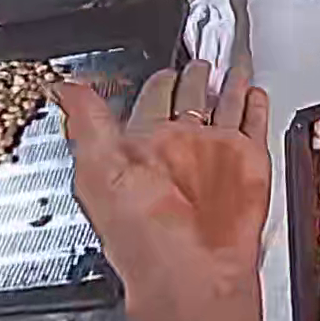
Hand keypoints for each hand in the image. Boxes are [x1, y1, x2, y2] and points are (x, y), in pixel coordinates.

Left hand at [54, 59, 272, 313]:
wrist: (196, 265)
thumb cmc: (142, 231)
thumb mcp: (99, 172)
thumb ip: (88, 126)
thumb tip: (61, 86)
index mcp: (143, 144)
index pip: (151, 99)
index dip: (156, 78)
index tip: (161, 63)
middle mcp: (182, 144)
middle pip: (192, 97)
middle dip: (196, 74)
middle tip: (201, 55)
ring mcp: (218, 149)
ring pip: (227, 104)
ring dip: (230, 82)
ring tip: (231, 61)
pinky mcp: (251, 157)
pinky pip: (256, 123)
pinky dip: (257, 106)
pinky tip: (255, 91)